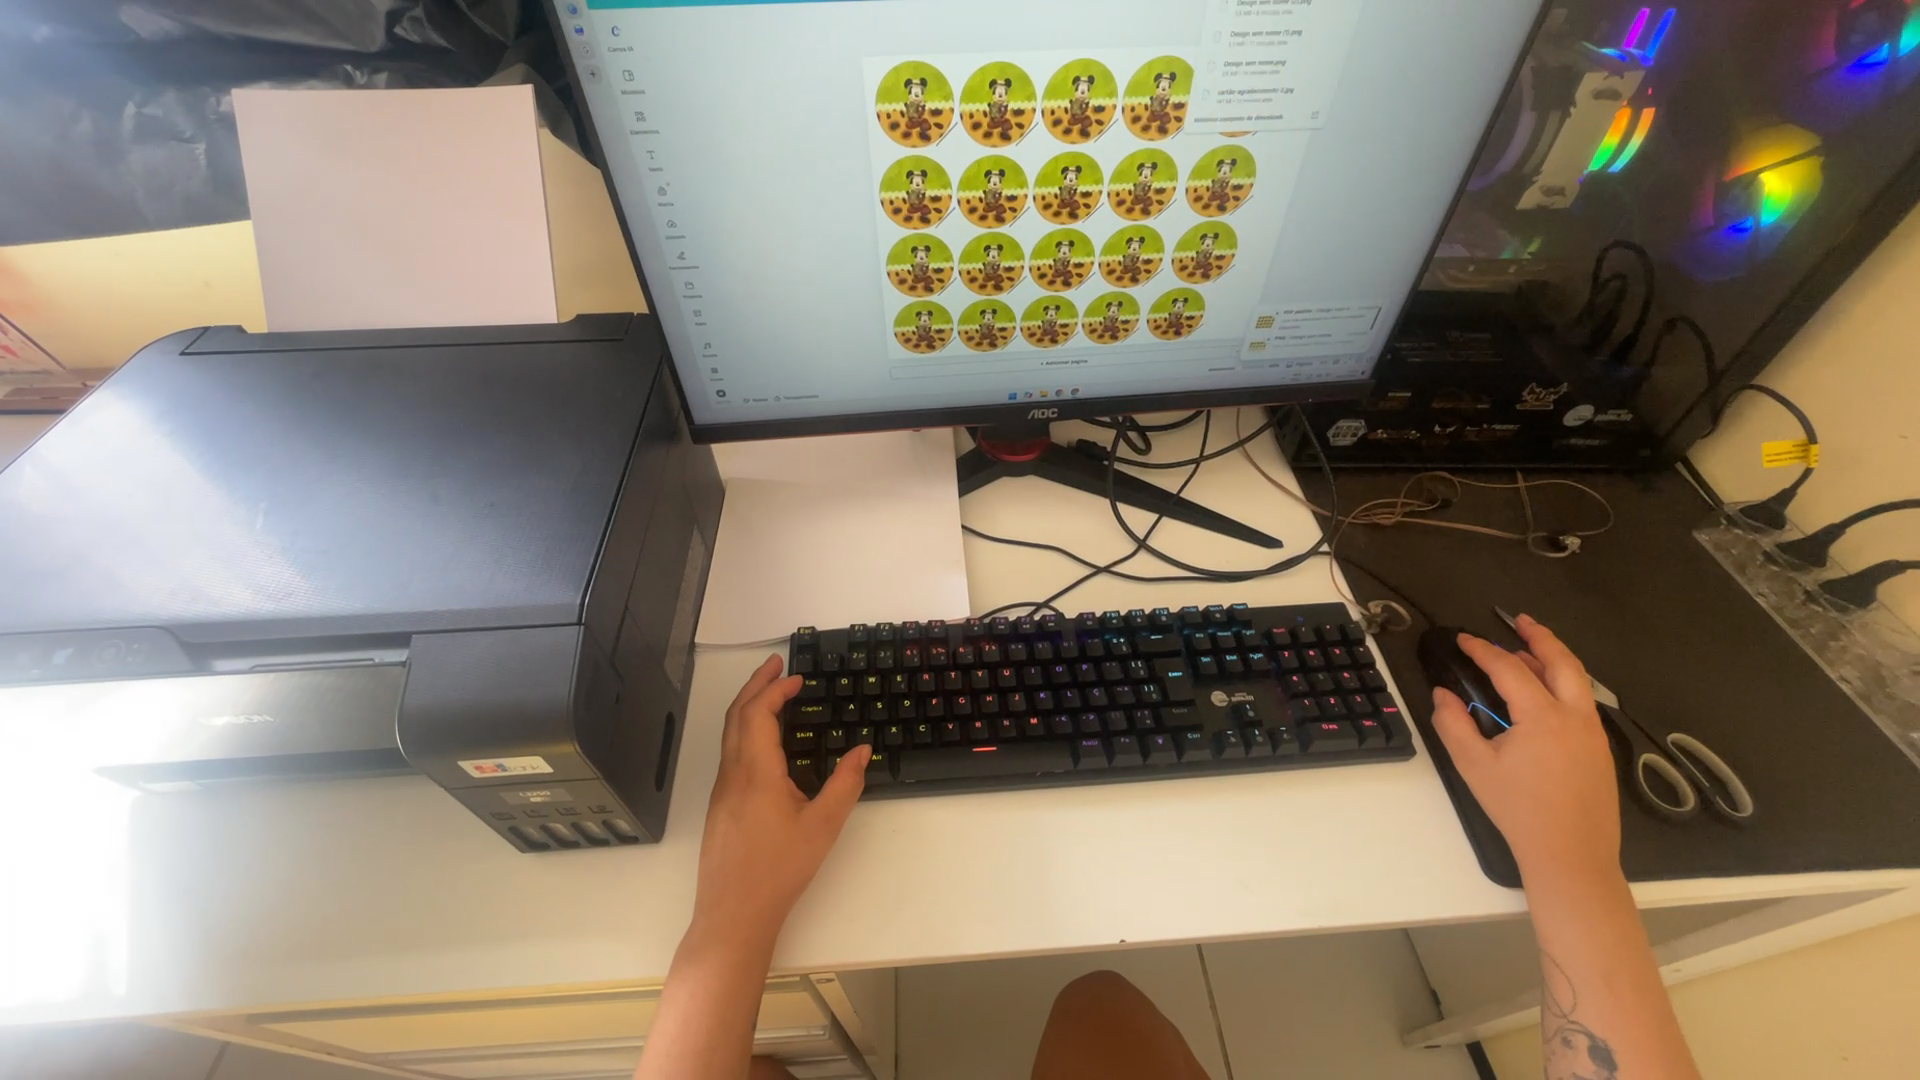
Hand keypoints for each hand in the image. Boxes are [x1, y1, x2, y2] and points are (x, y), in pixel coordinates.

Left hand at [690, 656, 869, 951]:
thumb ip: (846, 784)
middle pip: (736, 715)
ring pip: (729, 734)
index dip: (775, 689)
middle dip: (755, 684)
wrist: (733, 915)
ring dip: (748, 706)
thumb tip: (862, 749)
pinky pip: (730, 752)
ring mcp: (721, 790)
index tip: (797, 677)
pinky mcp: (719, 806)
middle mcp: (732, 774)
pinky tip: (764, 740)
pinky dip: (745, 729)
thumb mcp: (823, 826)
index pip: (758, 713)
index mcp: (755, 772)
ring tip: (771, 693)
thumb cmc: (780, 870)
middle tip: (776, 665)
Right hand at [1429, 615, 1620, 884]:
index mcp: (1543, 717)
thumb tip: (1444, 694)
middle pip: (1563, 662)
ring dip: (1553, 659)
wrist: (1571, 854)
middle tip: (1520, 620)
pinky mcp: (1599, 750)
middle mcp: (1575, 717)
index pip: (1510, 668)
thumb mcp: (1473, 765)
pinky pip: (1582, 702)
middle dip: (1540, 637)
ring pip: (1578, 681)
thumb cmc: (1518, 808)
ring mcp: (1593, 734)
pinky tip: (1543, 692)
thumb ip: (1453, 723)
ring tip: (1528, 650)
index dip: (1483, 650)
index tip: (1462, 640)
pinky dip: (1563, 683)